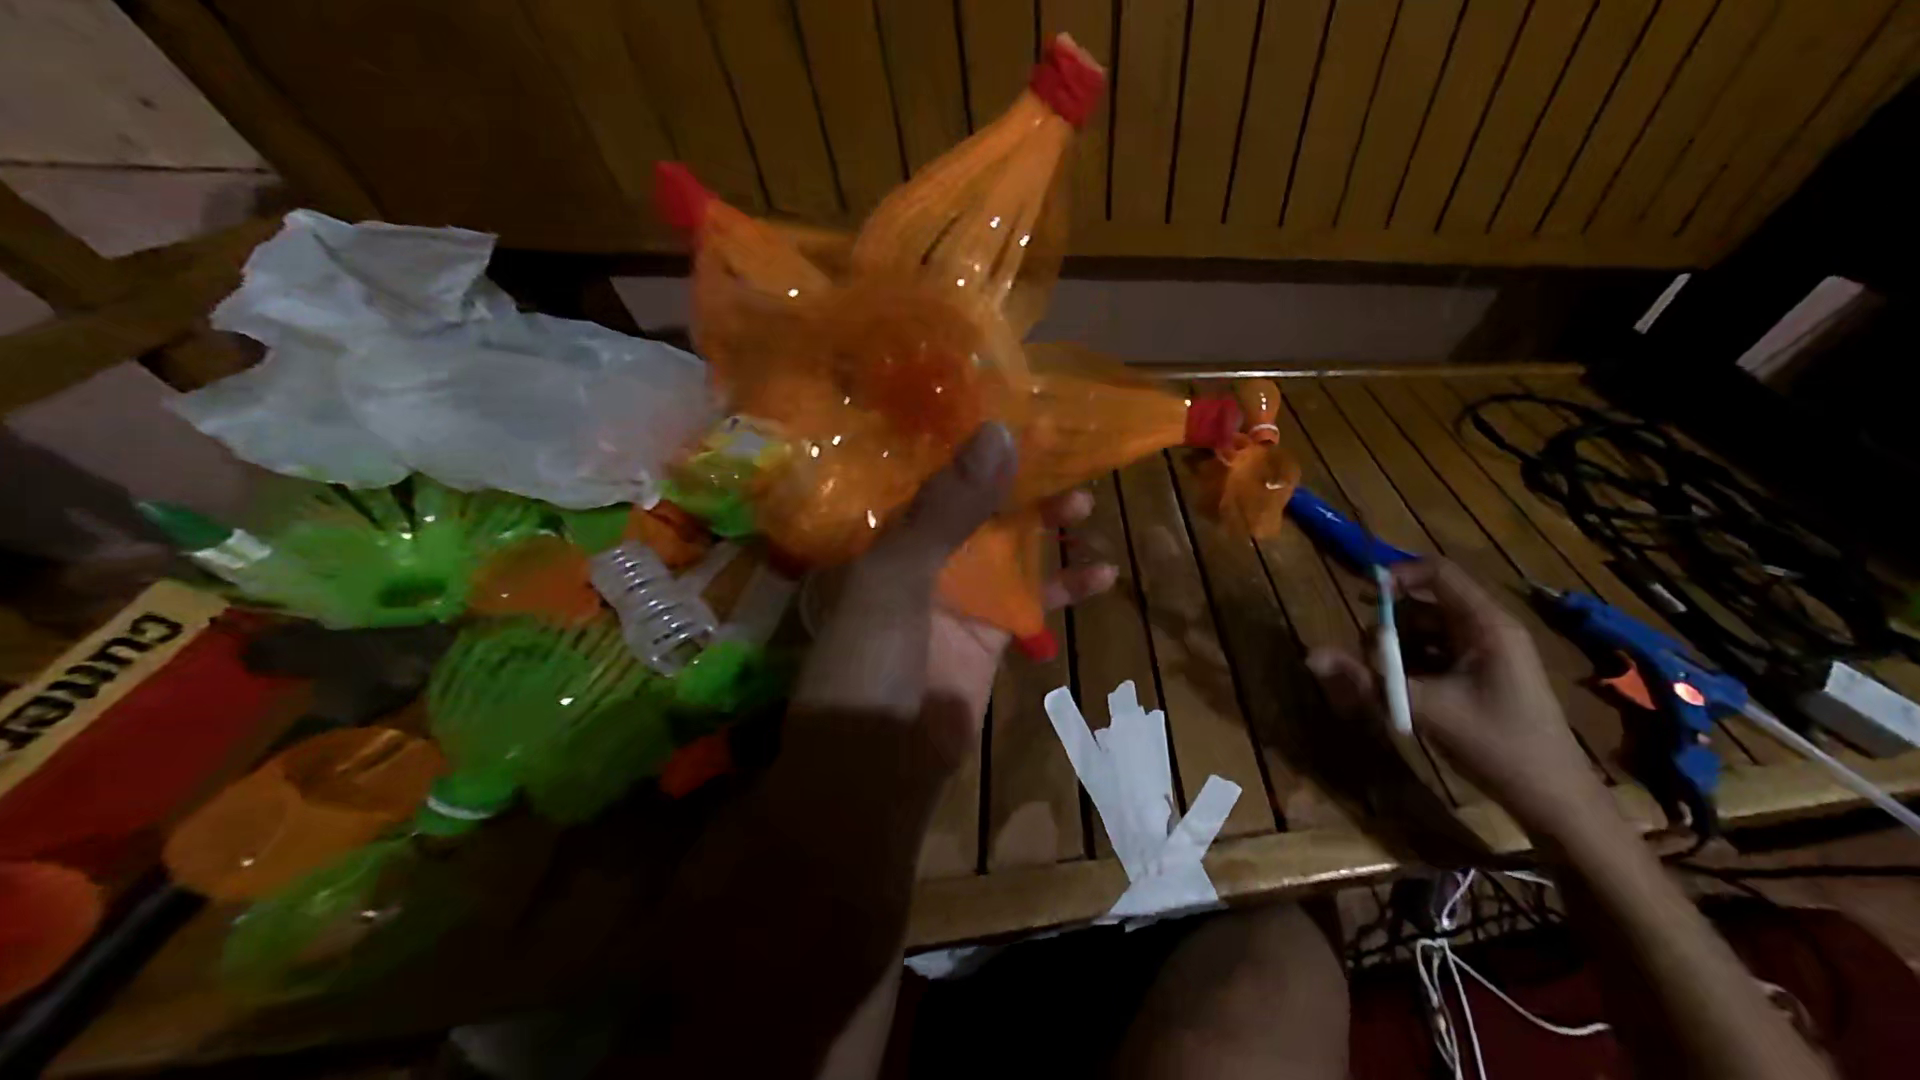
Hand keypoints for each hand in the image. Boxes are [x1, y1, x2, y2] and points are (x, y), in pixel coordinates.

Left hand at [795, 423, 1115, 765]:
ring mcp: (960, 596)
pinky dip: (1064, 587)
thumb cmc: (870, 662)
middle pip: (981, 508)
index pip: (935, 476)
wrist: (875, 764)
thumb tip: (1000, 433)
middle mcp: (924, 558)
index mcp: (889, 536)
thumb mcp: (899, 577)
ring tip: (1085, 509)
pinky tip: (1102, 575)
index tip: (1018, 416)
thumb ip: (948, 509)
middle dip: (1020, 485)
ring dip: (1047, 529)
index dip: (975, 447)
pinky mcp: (991, 633)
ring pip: (1012, 549)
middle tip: (1065, 459)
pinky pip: (1033, 600)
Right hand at [1306, 559, 1608, 837]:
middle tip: (1368, 660)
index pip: (1437, 573)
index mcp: (1486, 625)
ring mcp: (1483, 653)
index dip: (1396, 576)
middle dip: (1388, 626)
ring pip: (1422, 632)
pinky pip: (1432, 655)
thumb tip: (1310, 656)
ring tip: (1383, 686)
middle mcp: (1485, 630)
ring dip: (1395, 651)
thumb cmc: (1498, 745)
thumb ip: (1365, 679)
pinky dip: (1409, 668)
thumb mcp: (1424, 708)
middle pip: (1422, 604)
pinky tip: (1400, 697)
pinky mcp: (1477, 675)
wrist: (1553, 799)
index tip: (1360, 596)